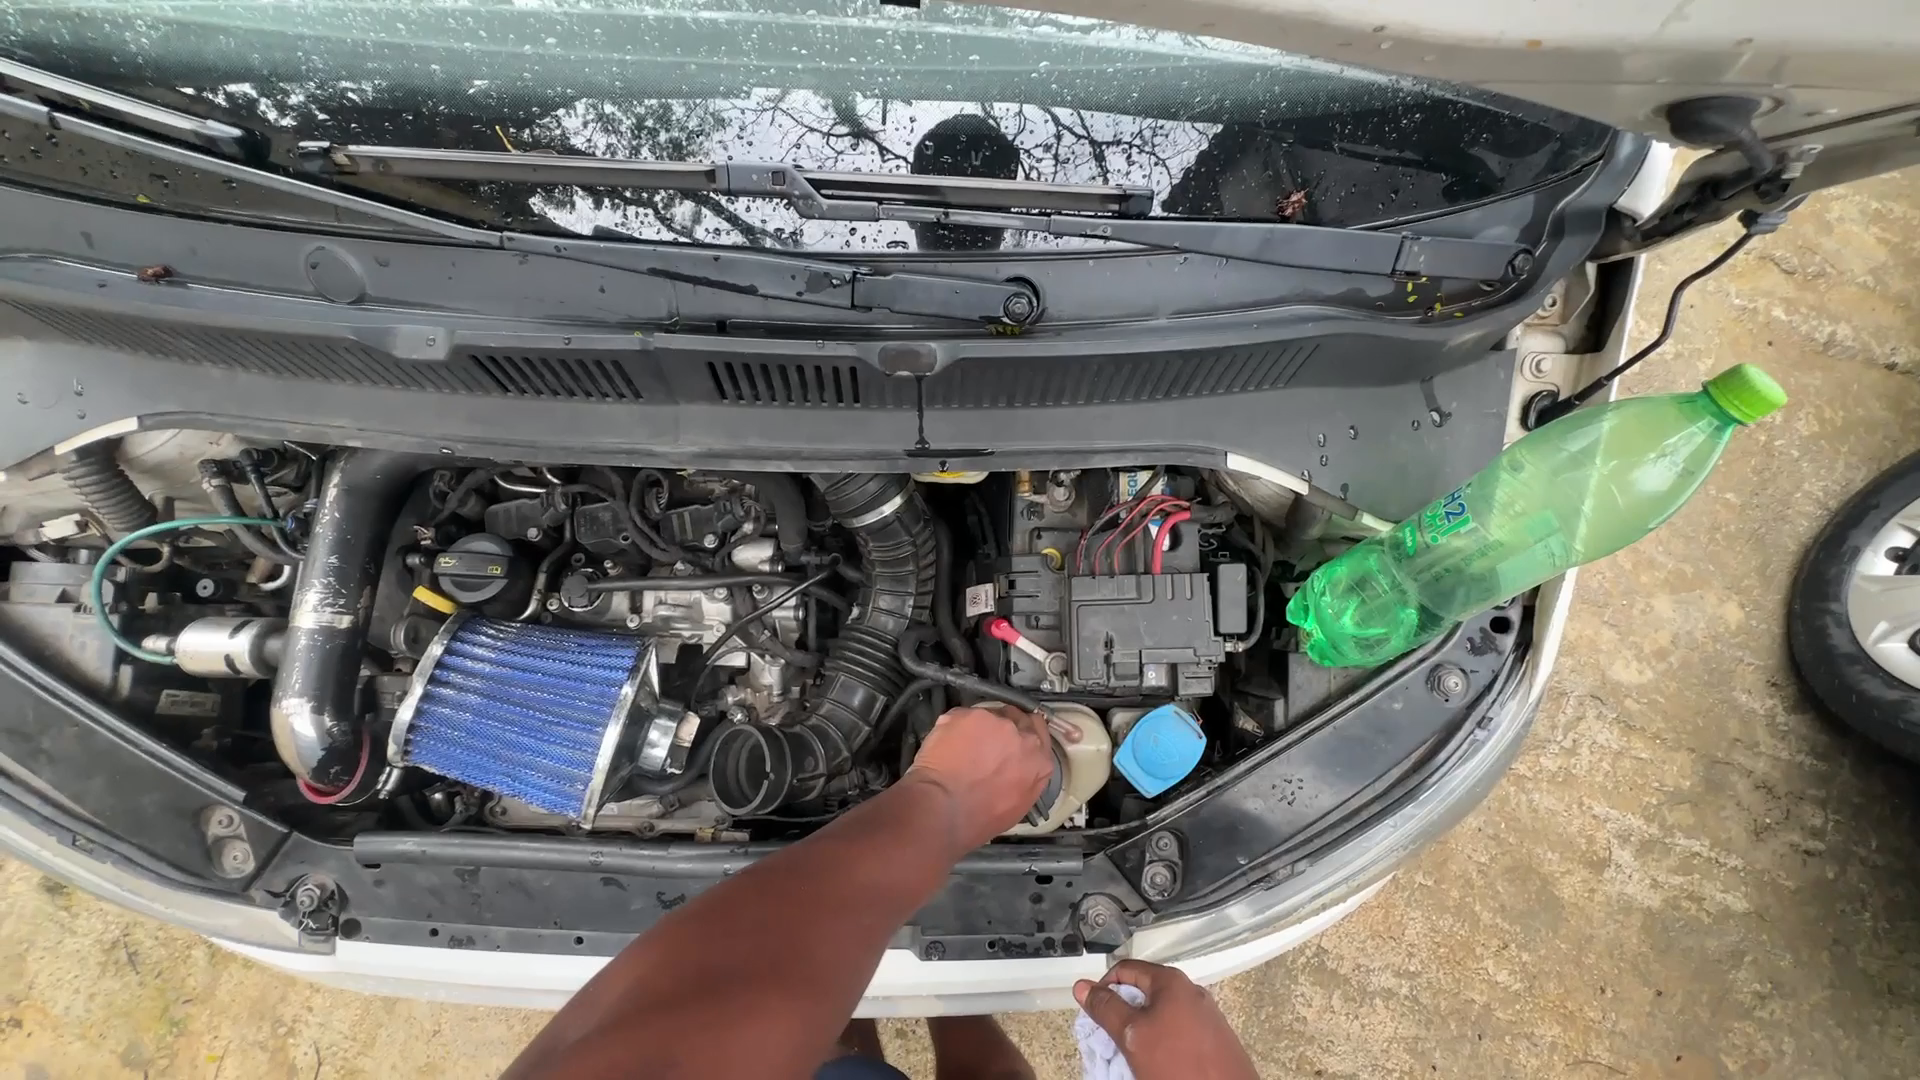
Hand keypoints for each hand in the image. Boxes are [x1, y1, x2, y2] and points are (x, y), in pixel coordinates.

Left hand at [902, 704, 1054, 852]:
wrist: (944, 808)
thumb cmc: (977, 817)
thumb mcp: (1018, 805)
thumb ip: (1026, 777)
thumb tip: (1018, 769)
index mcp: (1039, 761)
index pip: (1038, 731)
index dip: (1023, 732)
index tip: (1013, 735)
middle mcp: (1021, 736)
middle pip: (1015, 717)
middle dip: (1002, 727)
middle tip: (985, 742)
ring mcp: (995, 722)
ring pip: (988, 715)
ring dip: (978, 727)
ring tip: (962, 750)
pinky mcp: (968, 715)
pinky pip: (962, 716)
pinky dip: (955, 727)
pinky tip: (949, 747)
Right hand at [1074, 960, 1258, 1079]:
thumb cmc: (1179, 1066)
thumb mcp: (1132, 1037)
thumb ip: (1106, 1008)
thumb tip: (1082, 986)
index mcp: (1171, 981)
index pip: (1125, 969)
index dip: (1104, 988)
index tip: (1097, 1015)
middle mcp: (1191, 990)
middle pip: (1144, 991)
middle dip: (1125, 1012)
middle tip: (1114, 1039)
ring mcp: (1207, 1015)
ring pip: (1162, 1013)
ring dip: (1144, 1029)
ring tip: (1137, 1056)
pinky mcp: (1216, 1039)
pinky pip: (1180, 1030)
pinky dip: (1165, 1041)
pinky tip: (1161, 1063)